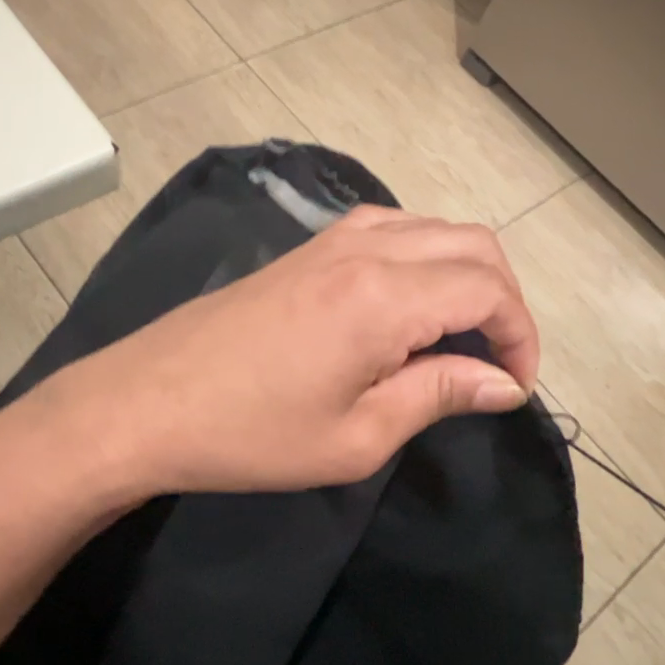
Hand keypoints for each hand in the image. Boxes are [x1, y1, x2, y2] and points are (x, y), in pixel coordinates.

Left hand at [28, 206, 539, 495]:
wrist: (144, 403)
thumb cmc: (250, 435)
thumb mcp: (356, 436)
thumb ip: (437, 395)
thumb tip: (502, 383)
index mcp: (384, 296)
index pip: (488, 289)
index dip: (520, 336)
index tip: (514, 387)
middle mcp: (365, 249)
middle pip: (471, 243)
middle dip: (503, 299)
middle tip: (496, 362)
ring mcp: (329, 241)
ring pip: (431, 228)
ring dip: (463, 273)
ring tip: (456, 338)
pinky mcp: (304, 250)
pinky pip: (389, 230)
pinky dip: (422, 258)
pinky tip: (405, 309)